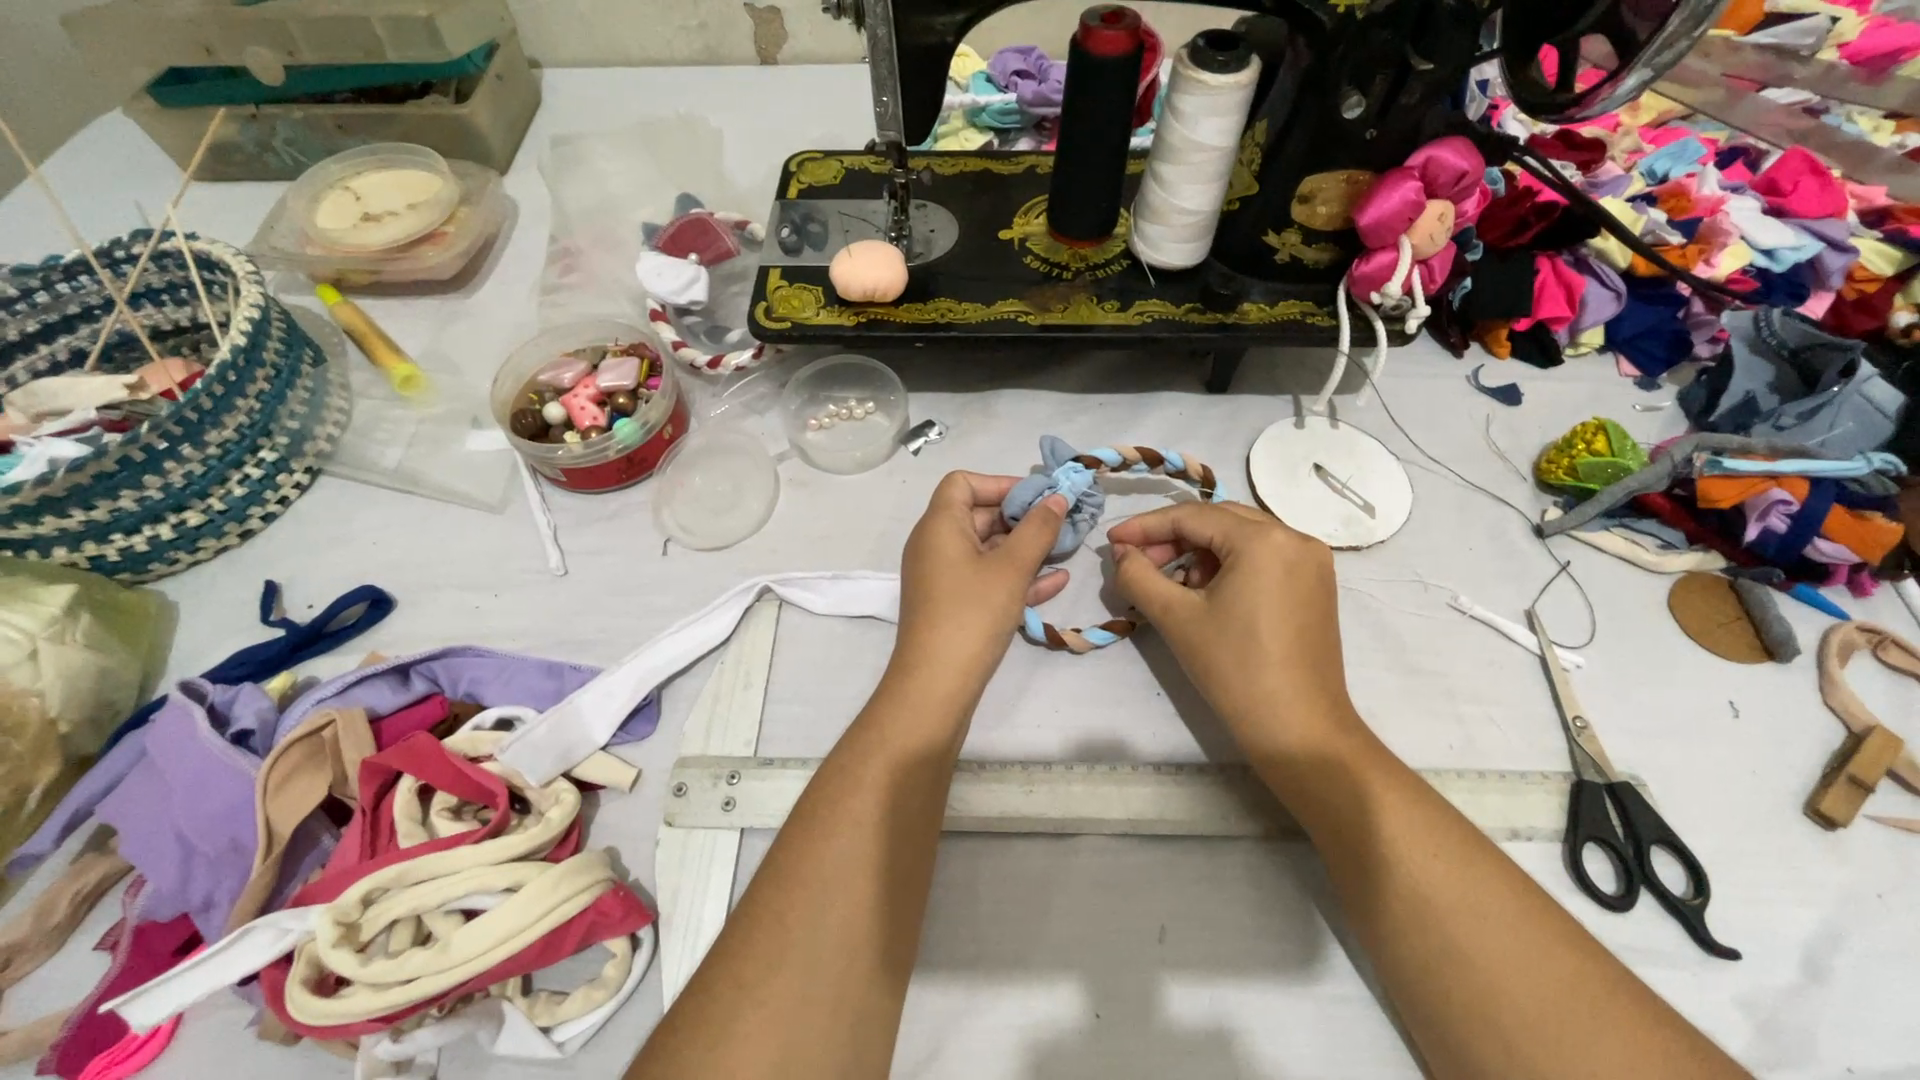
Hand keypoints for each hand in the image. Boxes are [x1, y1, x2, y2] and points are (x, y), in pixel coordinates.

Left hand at [894, 472, 1069, 692]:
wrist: (936, 685)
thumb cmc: (972, 614)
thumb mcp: (1011, 568)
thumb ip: (1038, 529)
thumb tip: (1057, 498)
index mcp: (939, 525)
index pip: (963, 482)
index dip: (1001, 483)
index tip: (1039, 497)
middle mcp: (935, 545)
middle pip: (979, 515)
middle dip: (1022, 517)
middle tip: (1063, 523)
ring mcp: (943, 578)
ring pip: (987, 550)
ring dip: (1025, 548)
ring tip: (1066, 550)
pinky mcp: (953, 606)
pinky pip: (986, 579)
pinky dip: (1016, 576)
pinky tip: (1056, 582)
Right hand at [1107, 502, 1362, 758]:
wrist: (1298, 728)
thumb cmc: (1234, 669)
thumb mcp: (1176, 618)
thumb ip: (1139, 576)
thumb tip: (1122, 553)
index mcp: (1264, 539)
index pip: (1192, 516)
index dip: (1146, 526)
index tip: (1111, 541)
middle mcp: (1295, 538)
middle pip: (1220, 520)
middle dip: (1173, 537)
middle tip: (1136, 561)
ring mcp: (1311, 562)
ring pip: (1242, 538)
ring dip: (1200, 551)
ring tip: (1169, 581)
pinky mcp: (1315, 585)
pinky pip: (1264, 557)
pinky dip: (1229, 565)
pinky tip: (1205, 591)